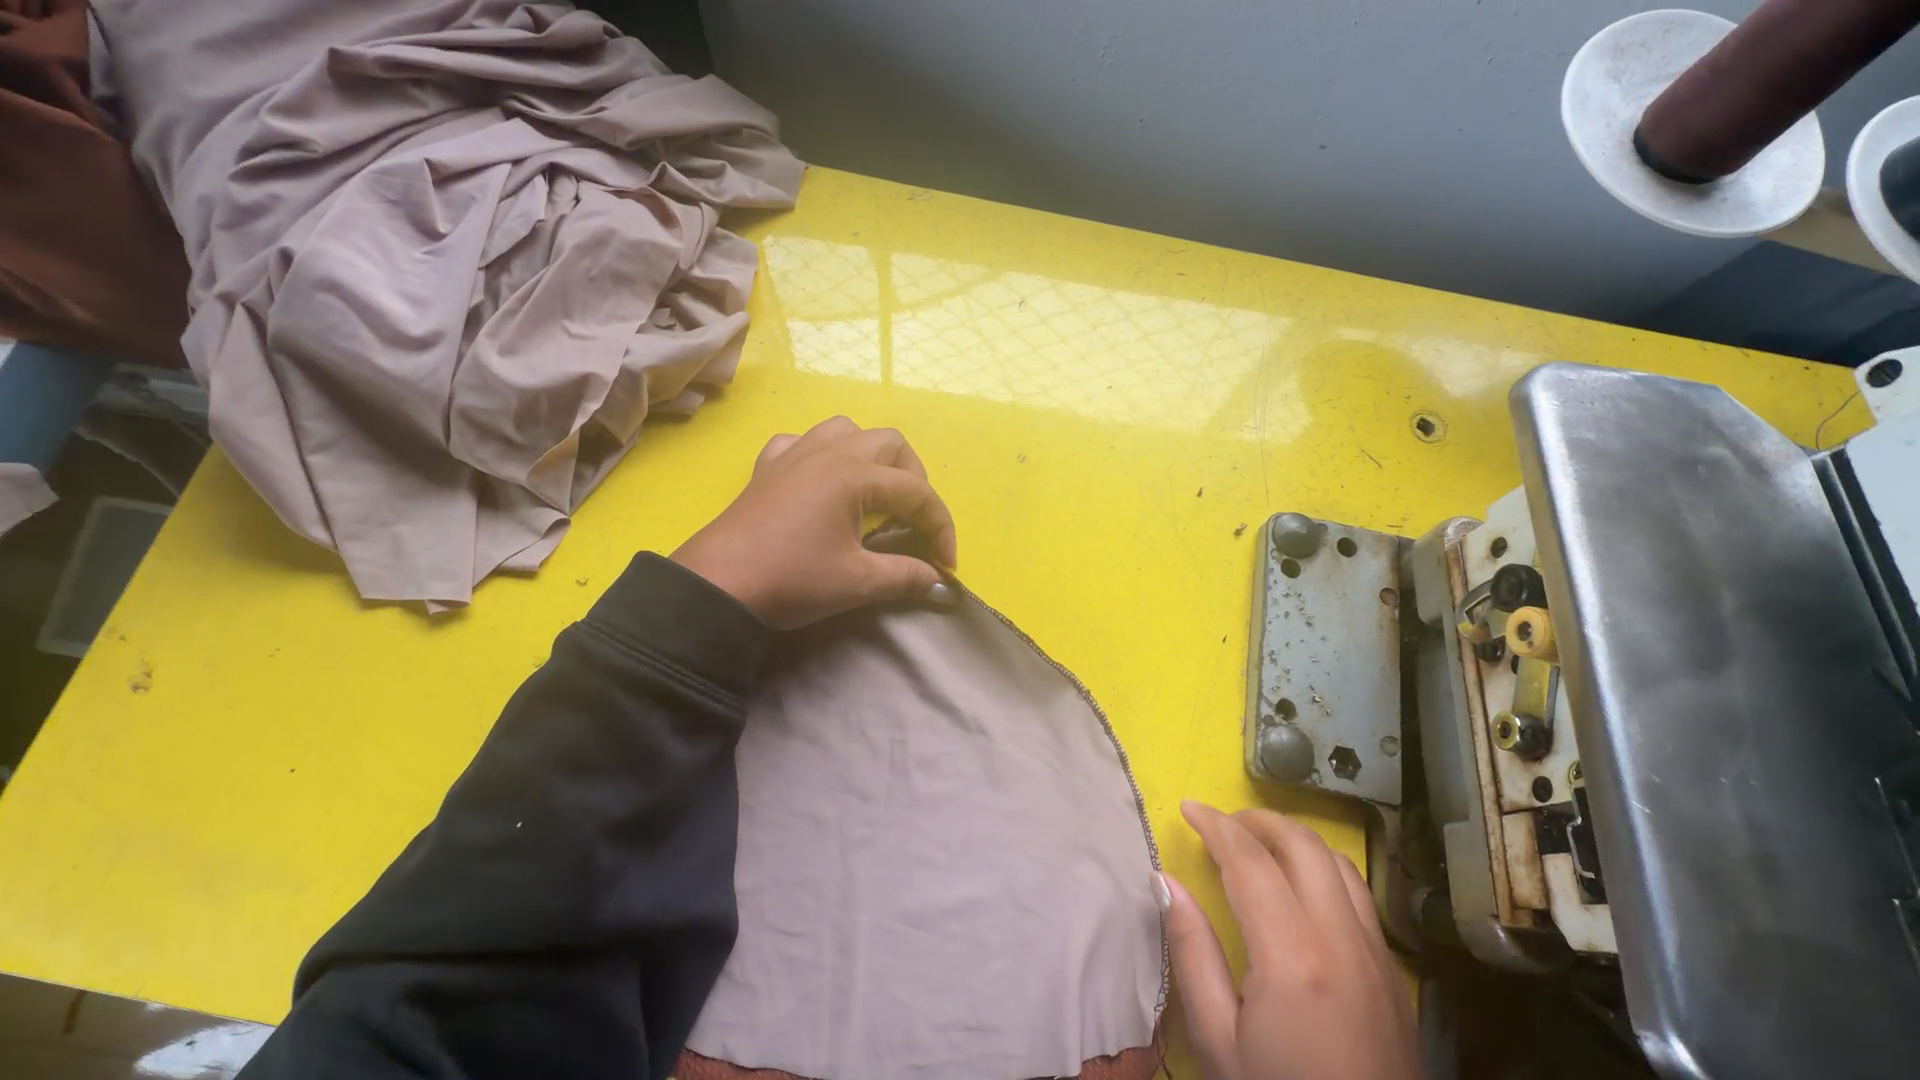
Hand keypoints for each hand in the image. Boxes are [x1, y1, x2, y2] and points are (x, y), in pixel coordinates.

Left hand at [671, 416, 958, 629]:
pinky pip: (803, 443)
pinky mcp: (767, 468)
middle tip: (914, 523)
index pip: (917, 493)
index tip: (946, 564)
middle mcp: (828, 452)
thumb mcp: (857, 582)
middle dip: (914, 481)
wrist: (717, 586)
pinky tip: (821, 483)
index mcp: (855, 474)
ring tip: (875, 494)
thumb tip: (940, 584)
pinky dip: (822, 456)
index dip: (940, 528)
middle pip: (890, 444)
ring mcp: (794, 454)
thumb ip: (905, 576)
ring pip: (847, 431)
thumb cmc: (791, 580)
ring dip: (871, 457)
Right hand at [1160, 801, 1422, 1079]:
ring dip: (1296, 840)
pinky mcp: (1394, 973)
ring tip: (1259, 845)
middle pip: (1303, 846)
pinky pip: (1361, 896)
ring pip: (1340, 863)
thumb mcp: (1219, 1041)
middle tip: (1222, 822)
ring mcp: (1377, 954)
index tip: (1189, 808)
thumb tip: (1165, 883)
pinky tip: (1302, 890)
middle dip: (1258, 820)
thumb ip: (1192, 954)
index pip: (1250, 862)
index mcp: (1292, 956)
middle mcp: (1342, 939)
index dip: (1216, 826)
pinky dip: (1325, 870)